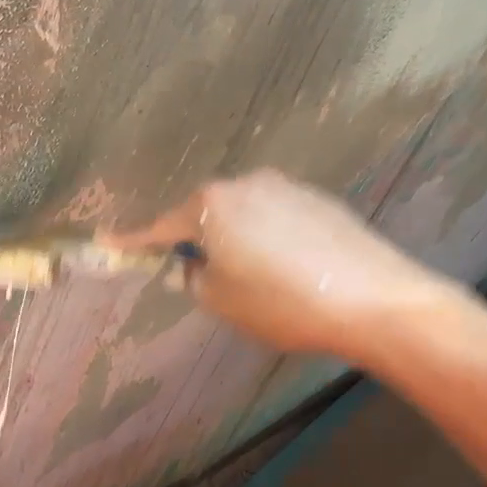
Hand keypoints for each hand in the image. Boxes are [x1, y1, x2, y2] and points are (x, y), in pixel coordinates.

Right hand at [99, 170, 453, 361]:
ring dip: (235, 238)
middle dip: (195, 238)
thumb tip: (194, 265)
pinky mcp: (322, 200)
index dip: (131, 241)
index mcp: (210, 204)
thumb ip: (192, 277)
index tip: (106, 241)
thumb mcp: (220, 300)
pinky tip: (288, 269)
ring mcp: (287, 187)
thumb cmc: (283, 302)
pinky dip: (268, 238)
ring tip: (253, 277)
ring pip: (242, 214)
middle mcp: (244, 184)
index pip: (159, 226)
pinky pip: (276, 217)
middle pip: (203, 213)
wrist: (381, 302)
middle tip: (197, 273)